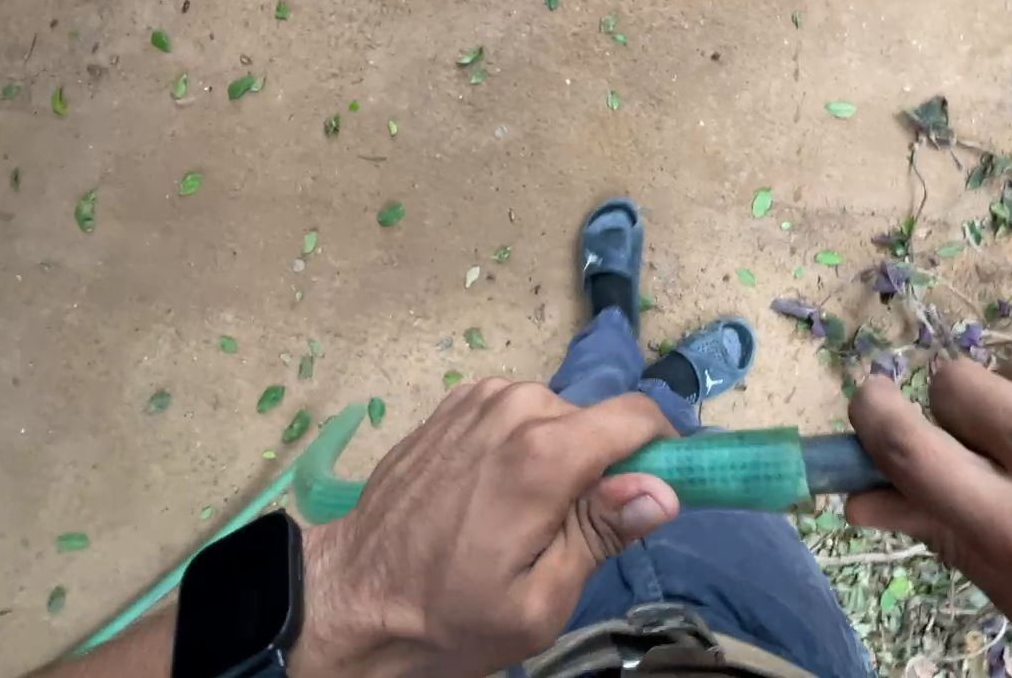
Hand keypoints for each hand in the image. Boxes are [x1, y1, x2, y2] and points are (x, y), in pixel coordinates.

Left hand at [291, 380, 679, 676]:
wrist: (347, 596)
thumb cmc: (448, 614)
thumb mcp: (540, 600)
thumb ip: (604, 532)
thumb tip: (664, 489)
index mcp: (544, 451)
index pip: (636, 417)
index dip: (661, 447)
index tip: (658, 485)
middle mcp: (517, 404)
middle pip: (595, 421)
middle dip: (600, 467)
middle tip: (568, 527)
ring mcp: (483, 395)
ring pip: (558, 415)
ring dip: (559, 455)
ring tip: (522, 512)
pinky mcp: (459, 399)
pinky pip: (519, 411)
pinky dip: (522, 442)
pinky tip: (490, 487)